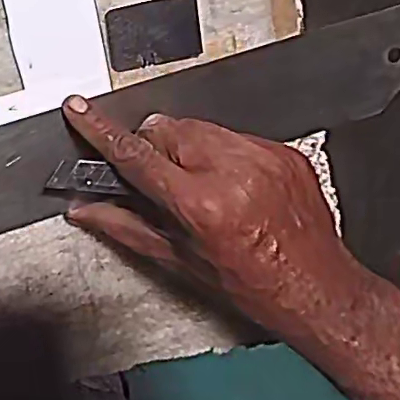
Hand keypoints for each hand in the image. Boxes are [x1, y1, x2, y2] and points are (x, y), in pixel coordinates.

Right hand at [60, 96, 371, 338]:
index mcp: (203, 205)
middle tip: (165, 184)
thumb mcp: (181, 262)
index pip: (136, 155)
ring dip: (186, 148)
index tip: (79, 109)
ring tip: (202, 186)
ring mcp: (262, 156)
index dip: (99, 129)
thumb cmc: (255, 286)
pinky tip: (231, 183)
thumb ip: (125, 227)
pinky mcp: (280, 150)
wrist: (320, 289)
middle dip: (154, 149)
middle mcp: (234, 172)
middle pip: (165, 130)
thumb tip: (85, 209)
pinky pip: (231, 133)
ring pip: (196, 126)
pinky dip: (219, 152)